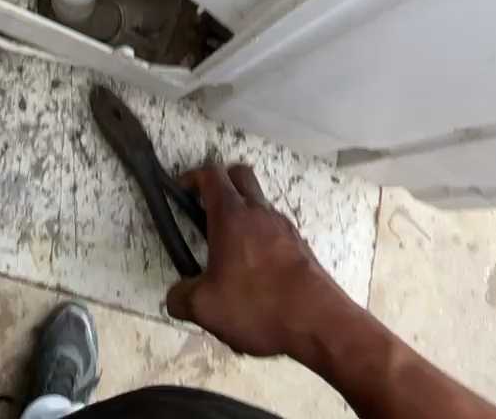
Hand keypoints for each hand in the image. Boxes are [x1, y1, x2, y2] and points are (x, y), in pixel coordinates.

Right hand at [165, 164, 362, 359]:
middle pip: (239, 174)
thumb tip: (175, 296)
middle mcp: (258, 211)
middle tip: (205, 209)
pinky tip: (256, 272)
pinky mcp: (300, 244)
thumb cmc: (258, 305)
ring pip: (258, 202)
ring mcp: (283, 225)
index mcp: (231, 215)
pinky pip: (274, 228)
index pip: (211, 175)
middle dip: (221, 182)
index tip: (180, 191)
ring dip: (242, 214)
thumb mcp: (206, 308)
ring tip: (230, 252)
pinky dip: (260, 237)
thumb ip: (182, 298)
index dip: (191, 177)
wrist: (319, 321)